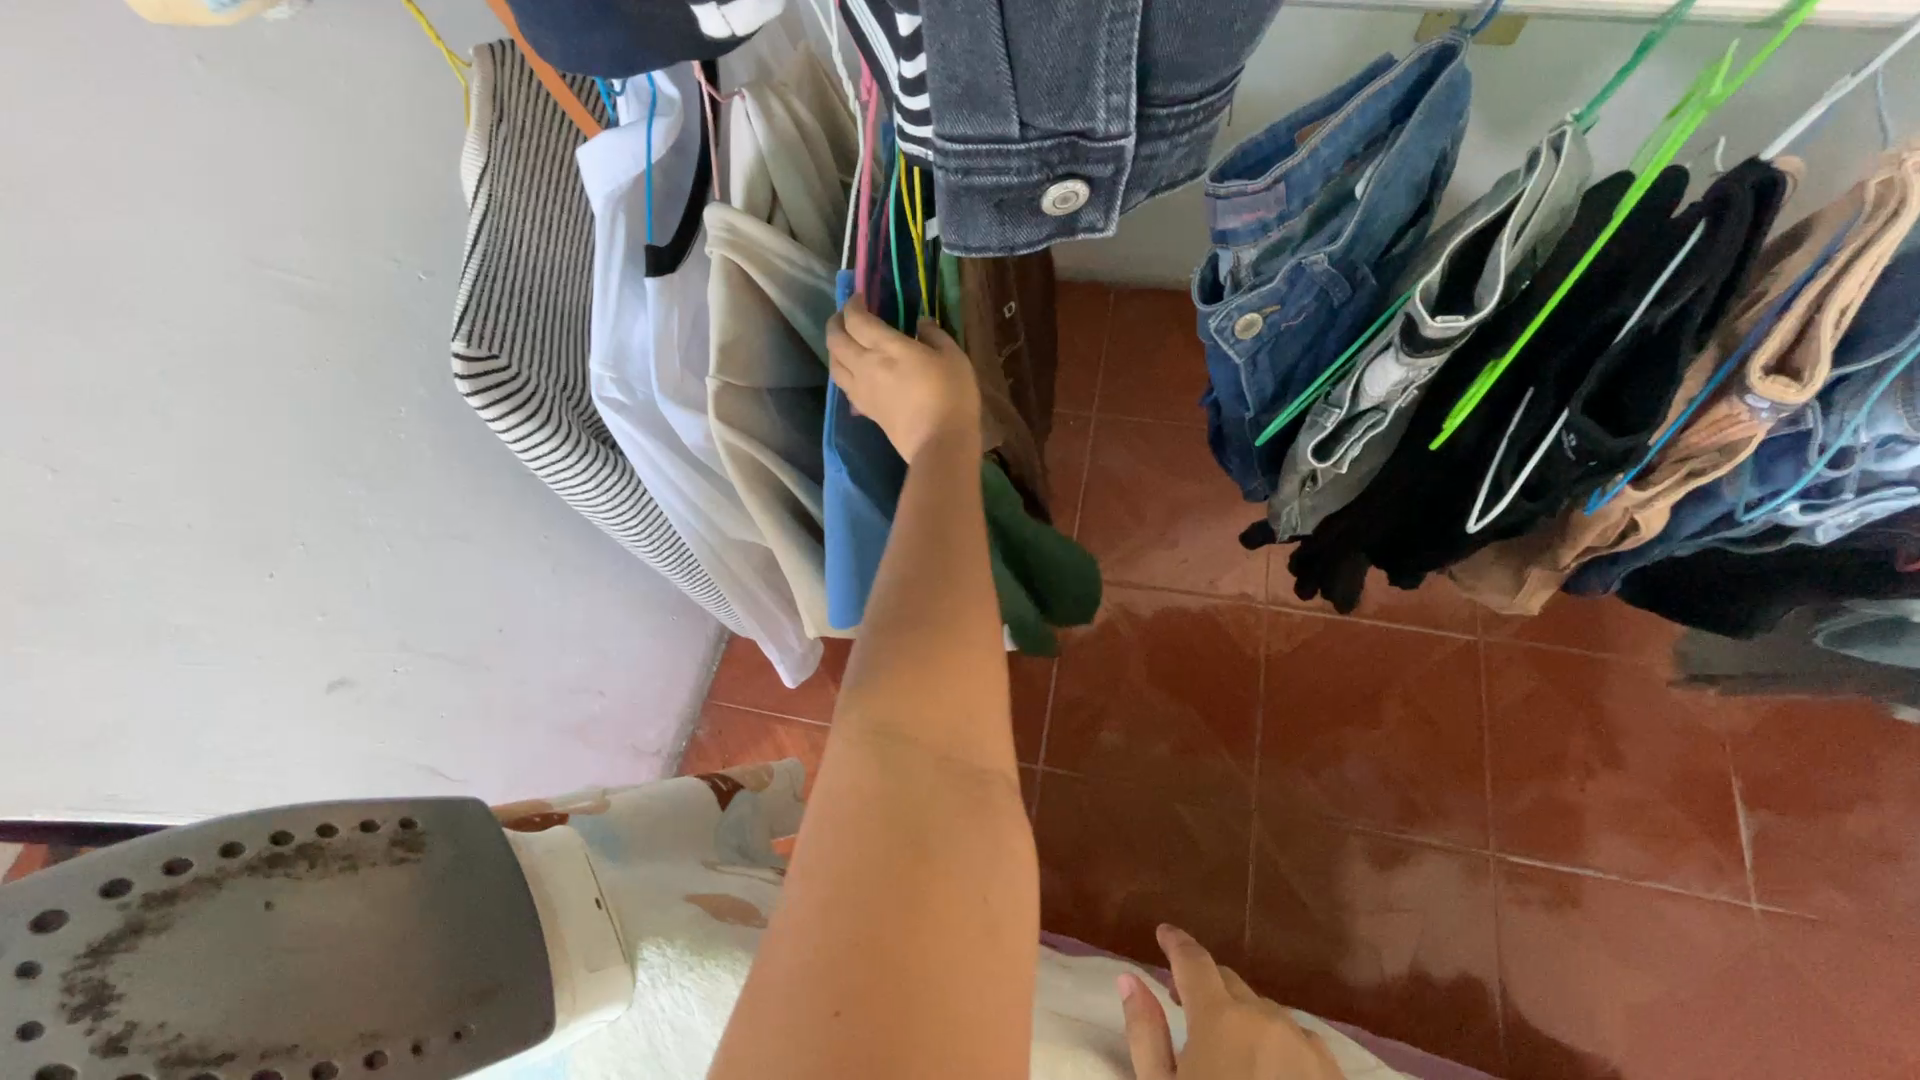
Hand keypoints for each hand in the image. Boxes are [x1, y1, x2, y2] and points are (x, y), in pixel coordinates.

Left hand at [825, 295, 979, 462]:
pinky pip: (845, 386)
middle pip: (836, 341)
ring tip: (844, 343)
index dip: (853, 305)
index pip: (857, 320)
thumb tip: (921, 323)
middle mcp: (866, 366)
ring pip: (834, 365)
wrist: (940, 443)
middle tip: (844, 316)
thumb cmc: (951, 395)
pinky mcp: (866, 411)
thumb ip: (934, 335)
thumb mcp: (953, 356)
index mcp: (886, 347)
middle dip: (835, 323)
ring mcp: (862, 391)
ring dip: (834, 349)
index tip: (859, 298)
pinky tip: (854, 372)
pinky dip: (844, 372)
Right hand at [1118, 925, 1343, 1079]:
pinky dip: (1275, 1043)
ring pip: (1265, 1012)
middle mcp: (1266, 1019)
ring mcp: (1306, 1047)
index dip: (1175, 943)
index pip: (1193, 961)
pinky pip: (1298, 1040)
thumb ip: (1144, 1033)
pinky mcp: (1334, 1077)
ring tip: (1223, 1050)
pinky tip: (1266, 1073)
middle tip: (1178, 1000)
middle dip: (1204, 984)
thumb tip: (1130, 979)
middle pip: (1230, 983)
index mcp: (1220, 1018)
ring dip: (1240, 1016)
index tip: (1163, 933)